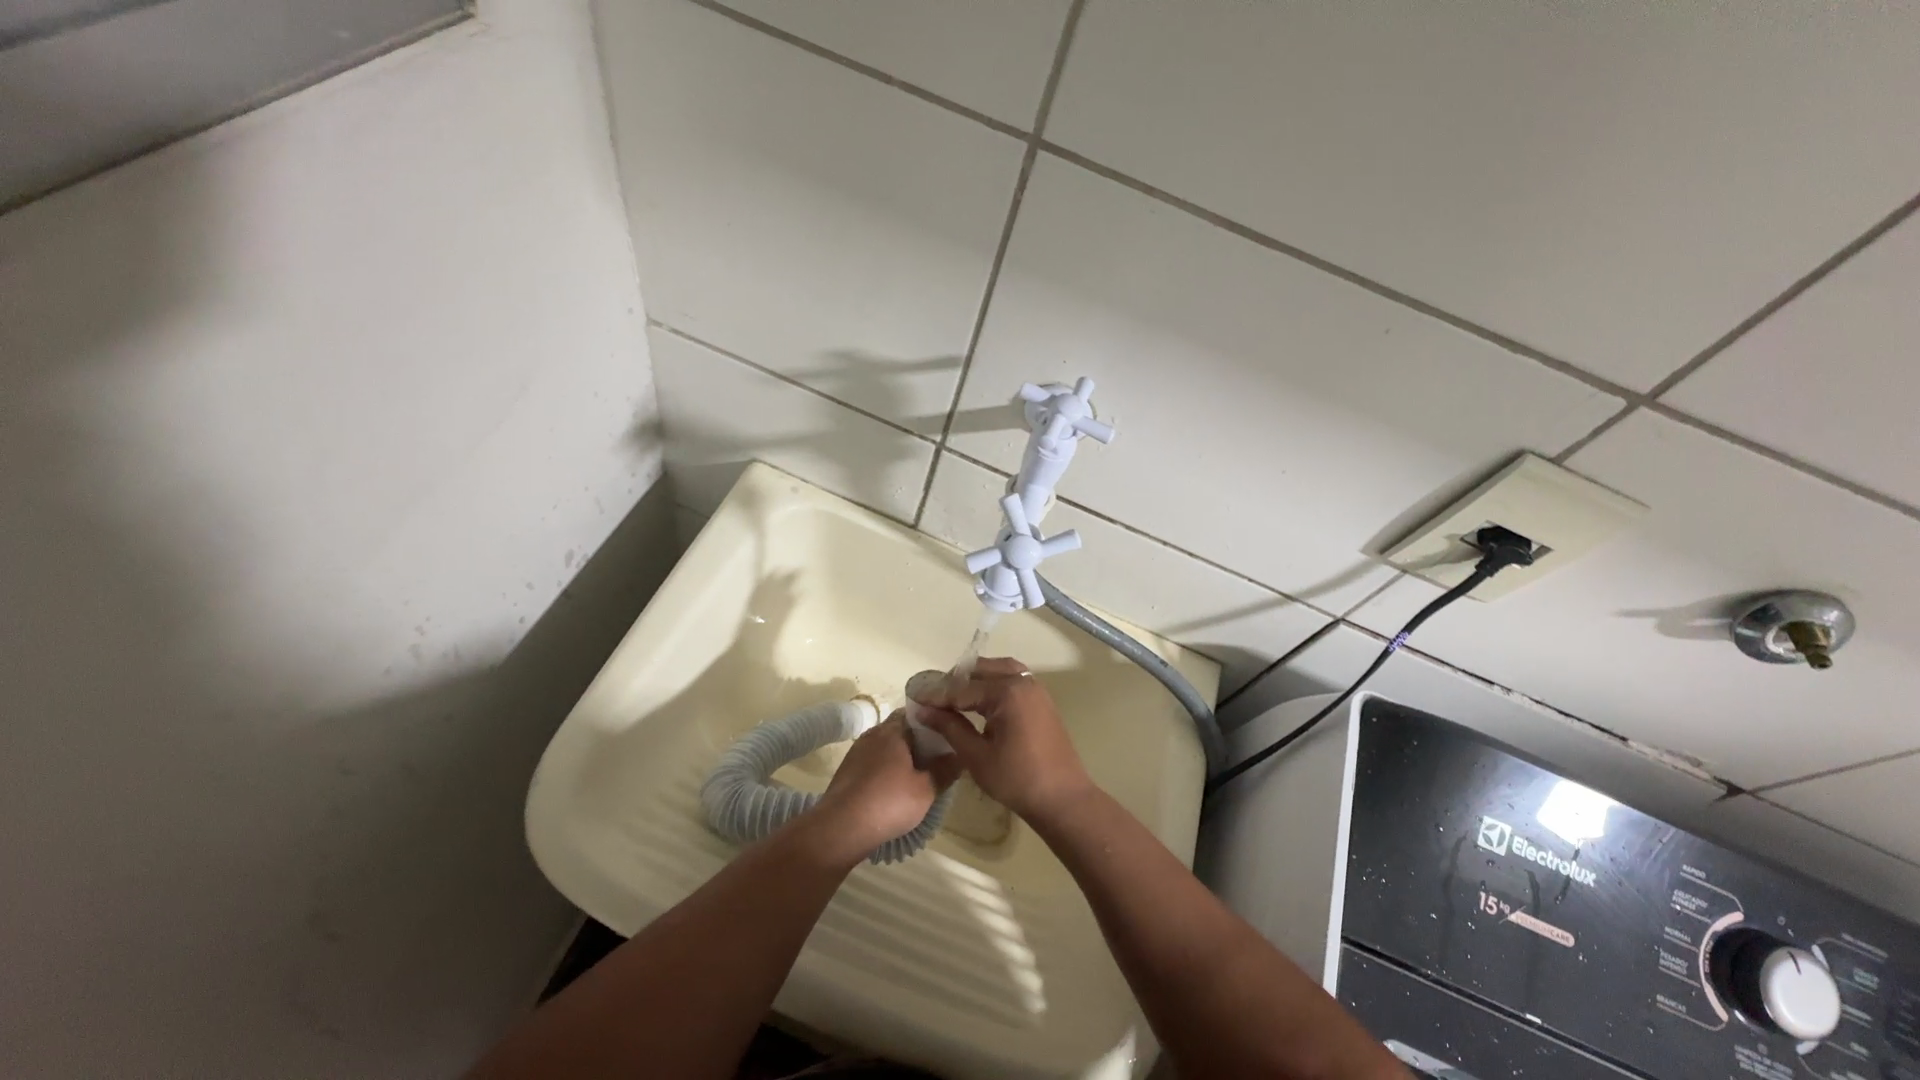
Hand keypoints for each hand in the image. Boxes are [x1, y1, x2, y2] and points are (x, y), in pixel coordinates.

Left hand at [807, 714, 957, 864]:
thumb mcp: (927, 789)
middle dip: (918, 743)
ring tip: (919, 777)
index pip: (914, 713)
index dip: (932, 722)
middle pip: (899, 731)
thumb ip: (945, 769)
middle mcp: (872, 735)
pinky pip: (873, 764)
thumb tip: (959, 754)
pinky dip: (886, 771)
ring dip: (901, 758)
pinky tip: (895, 790)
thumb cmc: (889, 802)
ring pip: (885, 748)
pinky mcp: (847, 772)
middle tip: (937, 759)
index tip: (946, 736)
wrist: (841, 828)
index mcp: (892, 731)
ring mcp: (856, 753)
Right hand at [905, 658, 1094, 824]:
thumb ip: (949, 727)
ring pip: (999, 671)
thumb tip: (923, 710)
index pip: (962, 688)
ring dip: (976, 680)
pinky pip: (1013, 681)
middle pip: (981, 669)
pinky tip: (979, 704)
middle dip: (956, 682)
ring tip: (954, 699)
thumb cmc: (1017, 779)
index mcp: (1007, 692)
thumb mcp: (976, 756)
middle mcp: (1023, 682)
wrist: (1062, 798)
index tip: (914, 699)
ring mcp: (1036, 690)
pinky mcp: (1041, 701)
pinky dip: (993, 686)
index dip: (936, 695)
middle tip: (934, 700)